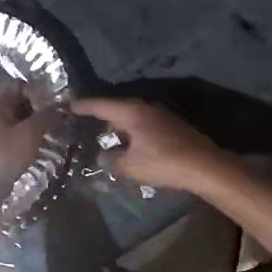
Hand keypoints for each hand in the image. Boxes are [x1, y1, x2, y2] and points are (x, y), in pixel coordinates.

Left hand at [0, 84, 58, 208]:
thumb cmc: (6, 154)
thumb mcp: (30, 132)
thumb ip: (48, 115)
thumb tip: (64, 107)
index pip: (23, 85)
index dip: (39, 93)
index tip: (52, 108)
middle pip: (25, 100)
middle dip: (43, 107)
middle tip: (59, 119)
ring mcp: (1, 126)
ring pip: (26, 115)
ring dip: (41, 120)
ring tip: (57, 130)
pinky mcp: (6, 141)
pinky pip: (24, 129)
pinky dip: (36, 132)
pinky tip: (48, 139)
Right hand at [70, 98, 234, 194]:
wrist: (204, 166)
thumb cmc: (164, 163)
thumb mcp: (131, 166)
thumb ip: (111, 160)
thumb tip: (102, 156)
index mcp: (132, 112)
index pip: (100, 104)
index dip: (82, 106)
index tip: (67, 105)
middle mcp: (144, 107)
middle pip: (115, 108)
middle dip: (98, 115)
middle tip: (80, 121)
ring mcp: (159, 114)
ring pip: (129, 116)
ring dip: (116, 125)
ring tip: (100, 135)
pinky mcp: (169, 124)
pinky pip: (141, 123)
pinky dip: (129, 130)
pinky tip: (126, 143)